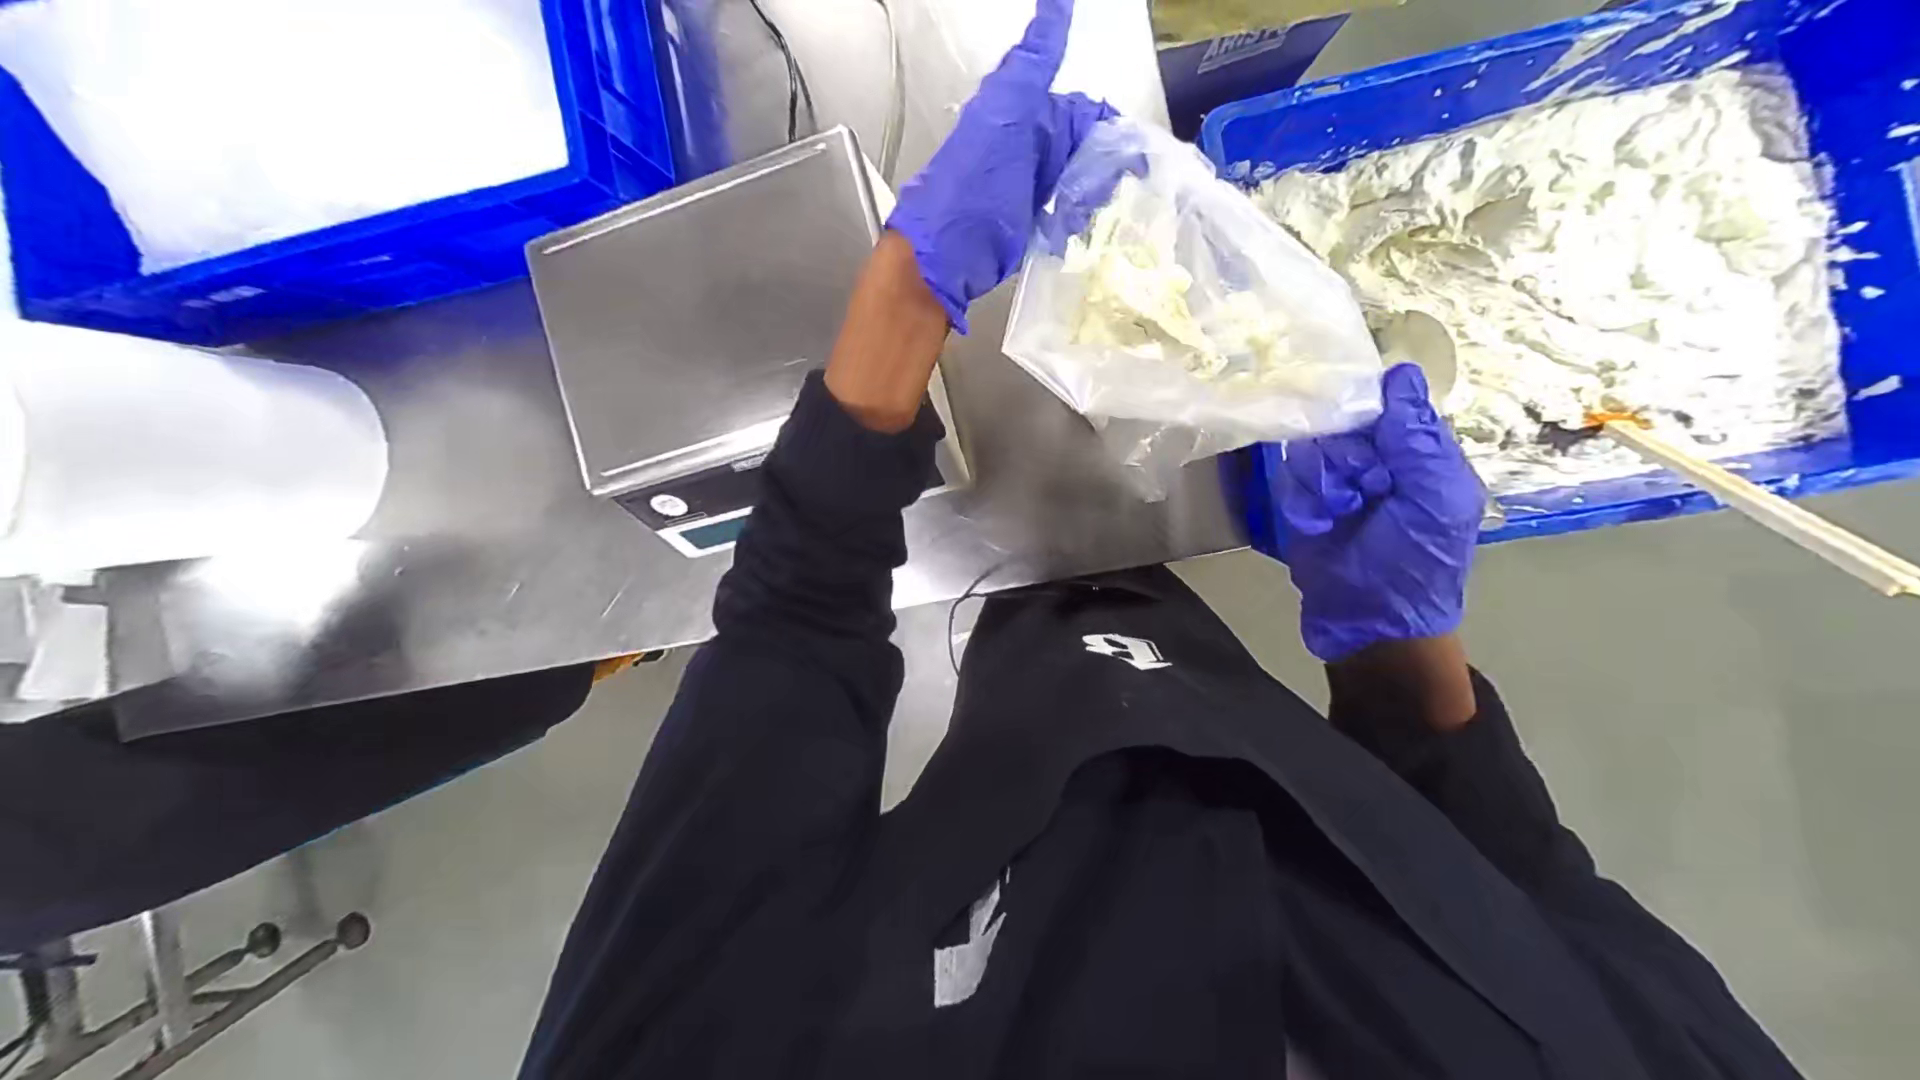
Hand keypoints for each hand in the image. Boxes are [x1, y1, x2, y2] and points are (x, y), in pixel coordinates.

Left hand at [886, 0, 1114, 332]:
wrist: (946, 251)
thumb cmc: (974, 183)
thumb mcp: (1008, 110)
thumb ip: (1034, 59)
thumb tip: (1057, 0)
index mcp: (1029, 116)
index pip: (1084, 111)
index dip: (1109, 128)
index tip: (1132, 154)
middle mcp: (1031, 149)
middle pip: (1086, 150)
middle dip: (1106, 168)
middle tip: (1115, 191)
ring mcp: (1030, 190)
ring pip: (1080, 184)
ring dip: (1094, 197)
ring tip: (1094, 213)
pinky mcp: (1028, 226)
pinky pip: (1066, 216)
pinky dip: (1077, 222)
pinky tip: (1079, 231)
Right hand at [1278, 364, 1483, 662]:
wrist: (1366, 624)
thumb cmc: (1414, 564)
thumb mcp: (1433, 500)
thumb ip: (1417, 440)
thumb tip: (1399, 373)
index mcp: (1419, 456)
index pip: (1386, 406)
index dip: (1368, 413)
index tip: (1360, 431)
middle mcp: (1376, 463)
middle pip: (1340, 426)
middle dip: (1345, 460)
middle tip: (1359, 492)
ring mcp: (1335, 485)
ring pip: (1308, 452)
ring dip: (1320, 485)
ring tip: (1336, 516)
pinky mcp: (1301, 505)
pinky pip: (1288, 481)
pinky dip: (1301, 504)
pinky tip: (1316, 526)